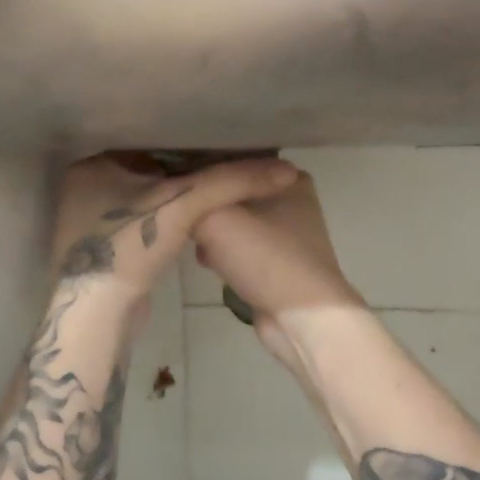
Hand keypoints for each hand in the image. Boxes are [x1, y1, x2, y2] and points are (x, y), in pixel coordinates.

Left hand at [50, 153, 300, 309]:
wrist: (100, 314)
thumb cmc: (130, 246)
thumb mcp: (185, 204)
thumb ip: (232, 182)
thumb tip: (286, 170)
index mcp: (93, 163)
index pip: (147, 139)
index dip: (185, 138)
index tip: (221, 138)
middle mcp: (87, 186)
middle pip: (149, 167)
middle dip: (186, 166)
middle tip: (229, 158)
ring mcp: (94, 220)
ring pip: (149, 195)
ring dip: (180, 193)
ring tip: (222, 182)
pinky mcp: (108, 246)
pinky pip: (147, 219)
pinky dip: (171, 217)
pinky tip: (201, 215)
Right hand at [191, 173, 368, 368]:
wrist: (302, 317)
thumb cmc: (264, 256)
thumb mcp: (215, 217)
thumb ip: (192, 202)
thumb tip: (180, 204)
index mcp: (288, 176)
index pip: (235, 162)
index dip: (203, 175)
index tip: (177, 190)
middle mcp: (292, 200)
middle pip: (232, 194)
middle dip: (208, 210)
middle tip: (188, 224)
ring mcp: (288, 234)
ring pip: (235, 223)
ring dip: (214, 236)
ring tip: (201, 248)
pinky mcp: (278, 263)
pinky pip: (242, 249)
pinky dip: (226, 256)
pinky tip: (212, 266)